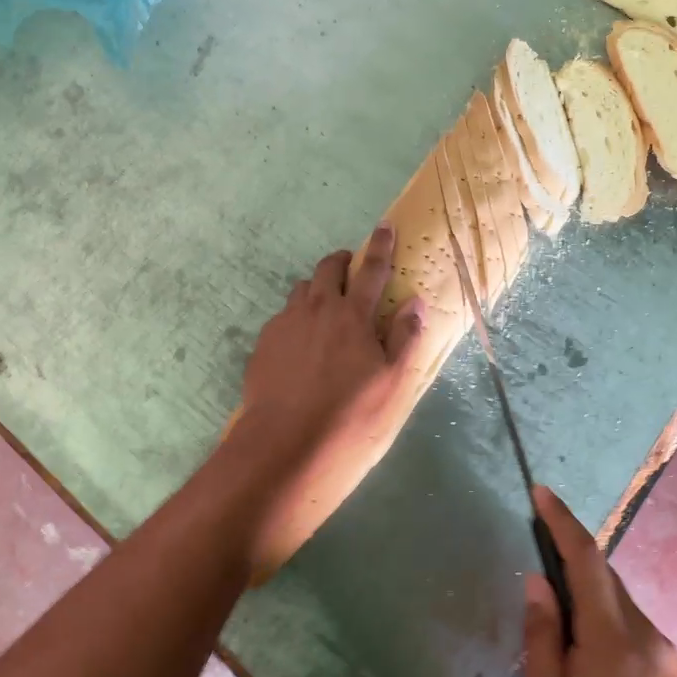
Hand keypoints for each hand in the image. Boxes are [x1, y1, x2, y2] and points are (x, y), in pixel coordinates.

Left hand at [227, 223, 425, 486]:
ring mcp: (284, 325)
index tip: (385, 227)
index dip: (381, 247)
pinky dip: (297, 318)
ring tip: (326, 309)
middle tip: (353, 270)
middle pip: (328, 269)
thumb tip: (414, 302)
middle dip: (342, 262)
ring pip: (301, 290)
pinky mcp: (263, 345)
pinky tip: (301, 345)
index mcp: (352, 316)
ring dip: (317, 289)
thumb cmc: (349, 420)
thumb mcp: (392, 386)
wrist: (283, 450)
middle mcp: (316, 309)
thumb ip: (404, 339)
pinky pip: (283, 318)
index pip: (372, 270)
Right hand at [525, 486, 676, 676]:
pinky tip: (596, 662)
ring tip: (566, 640)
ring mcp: (667, 652)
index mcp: (612, 637)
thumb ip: (542, 636)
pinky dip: (610, 626)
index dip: (562, 520)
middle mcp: (647, 633)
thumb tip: (538, 581)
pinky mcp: (676, 670)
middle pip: (605, 579)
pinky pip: (635, 628)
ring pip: (621, 604)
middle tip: (541, 580)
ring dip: (592, 603)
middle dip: (573, 567)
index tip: (542, 492)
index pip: (586, 559)